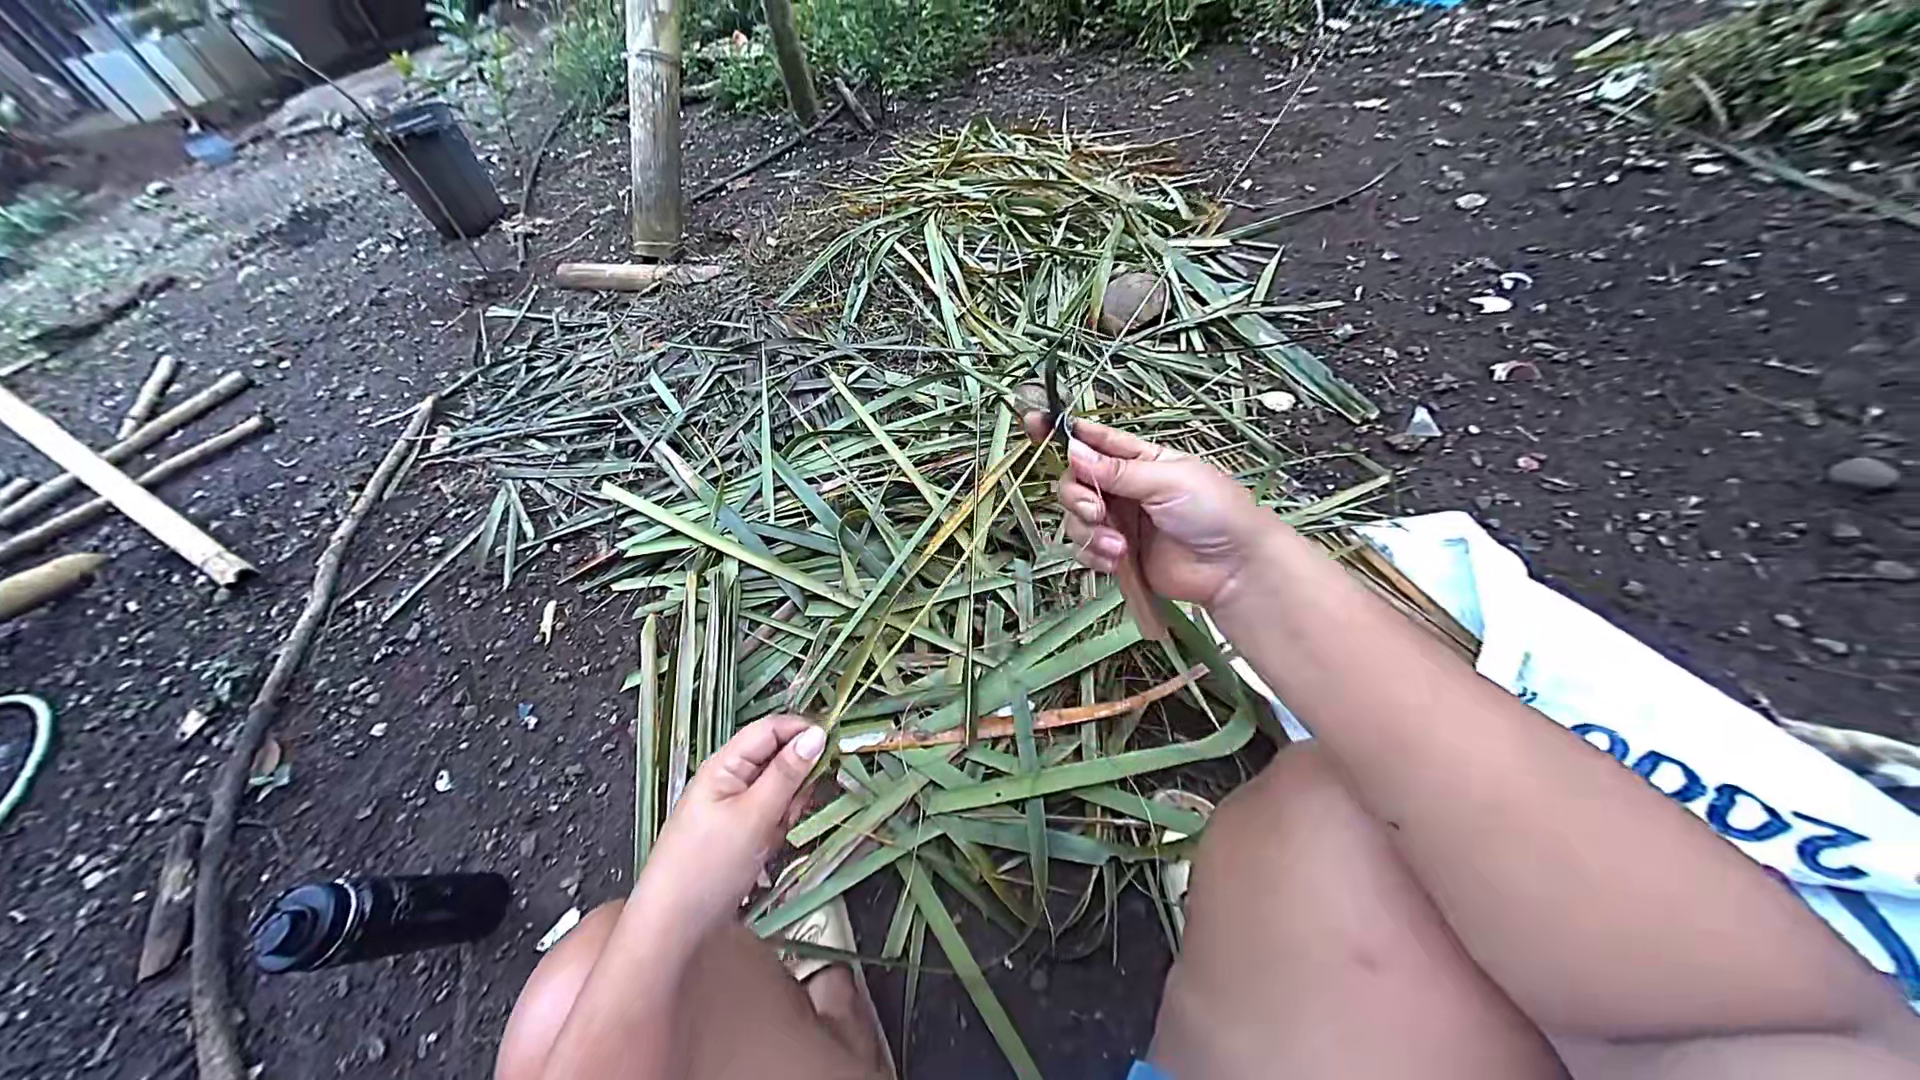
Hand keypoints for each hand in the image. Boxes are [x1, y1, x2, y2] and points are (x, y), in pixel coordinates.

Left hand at [635, 715, 824, 934]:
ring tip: (775, 834)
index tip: (834, 747)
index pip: (772, 728)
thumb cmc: (708, 867)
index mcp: (726, 763)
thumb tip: (818, 733)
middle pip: (778, 755)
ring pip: (779, 786)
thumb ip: (787, 773)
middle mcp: (729, 777)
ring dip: (788, 805)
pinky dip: (778, 825)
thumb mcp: (755, 816)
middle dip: (797, 777)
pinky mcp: (739, 828)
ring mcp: (733, 804)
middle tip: (795, 807)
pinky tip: (769, 846)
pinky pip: (771, 812)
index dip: (803, 730)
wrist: (671, 930)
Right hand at [1023, 413, 1279, 607]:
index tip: (1033, 423)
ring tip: (1119, 546)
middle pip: (1074, 483)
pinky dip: (1094, 554)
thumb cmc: (1214, 511)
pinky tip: (1117, 559)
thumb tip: (1073, 450)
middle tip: (1098, 510)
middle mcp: (1123, 488)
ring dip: (1090, 532)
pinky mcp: (1116, 553)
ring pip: (1075, 519)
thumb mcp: (1168, 480)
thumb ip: (1117, 470)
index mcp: (1139, 460)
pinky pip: (1085, 549)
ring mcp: (1118, 521)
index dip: (1064, 432)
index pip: (1095, 440)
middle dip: (1078, 497)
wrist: (1232, 568)